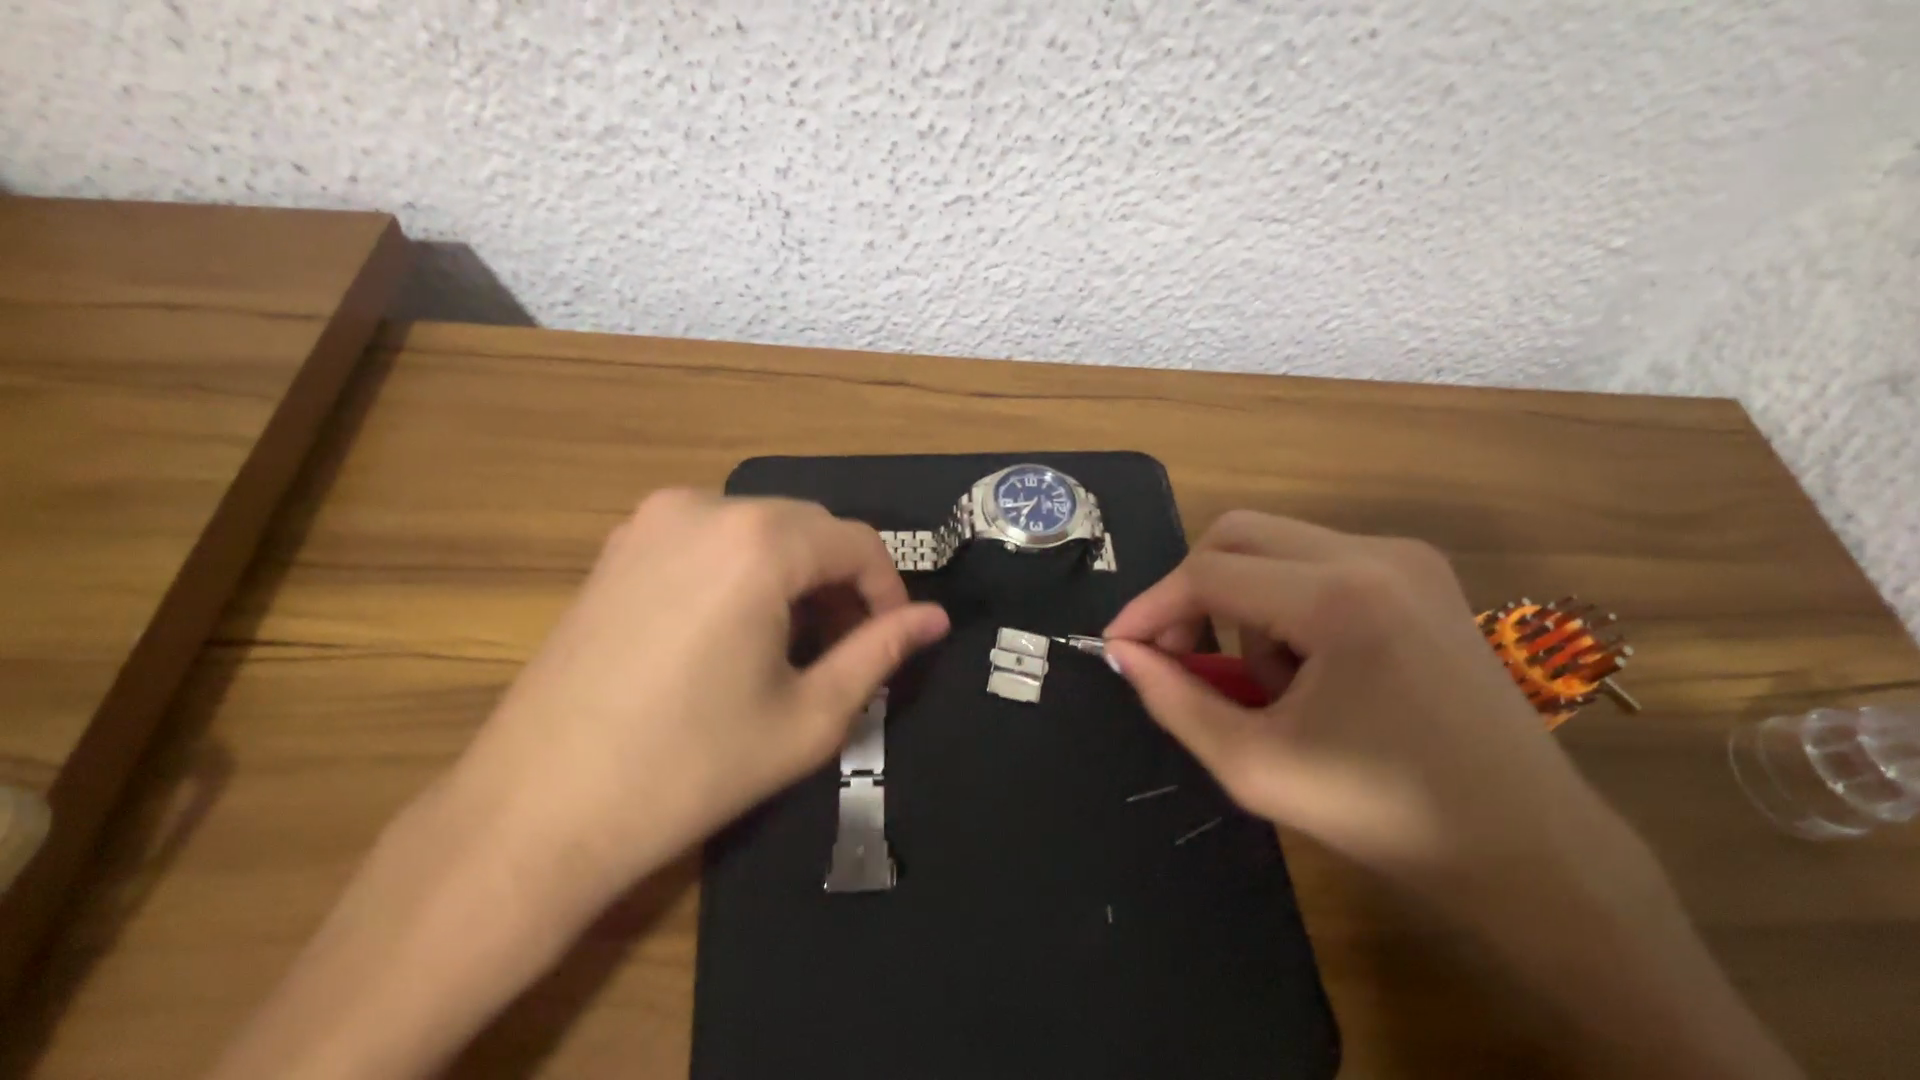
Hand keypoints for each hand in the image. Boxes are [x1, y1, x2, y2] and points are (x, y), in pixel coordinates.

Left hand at [451, 489, 948, 915]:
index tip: (895, 640)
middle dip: (839, 581)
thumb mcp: (808, 716)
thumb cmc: (691, 767)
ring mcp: (647, 523)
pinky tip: (731, 634)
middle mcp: (703, 508)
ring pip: (755, 530)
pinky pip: (704, 541)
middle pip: (805, 527)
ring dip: (791, 575)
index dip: (888, 590)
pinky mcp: (613, 551)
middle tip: (847, 648)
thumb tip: (935, 619)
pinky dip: (739, 572)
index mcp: (758, 541)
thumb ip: (881, 654)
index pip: (856, 542)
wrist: (541, 807)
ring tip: (792, 645)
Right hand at [1103, 511, 1633, 905]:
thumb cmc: (1384, 813)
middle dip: (1193, 592)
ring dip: (1244, 603)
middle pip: (1240, 534)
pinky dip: (1289, 605)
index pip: (1209, 573)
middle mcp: (1377, 554)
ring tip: (1265, 685)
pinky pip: (1322, 563)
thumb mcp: (1255, 766)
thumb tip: (1123, 653)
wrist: (1524, 846)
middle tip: (1178, 656)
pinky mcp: (1425, 577)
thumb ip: (1174, 700)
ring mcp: (1409, 560)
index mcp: (1340, 597)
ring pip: (1278, 547)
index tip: (1119, 648)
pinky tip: (1310, 671)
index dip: (1151, 608)